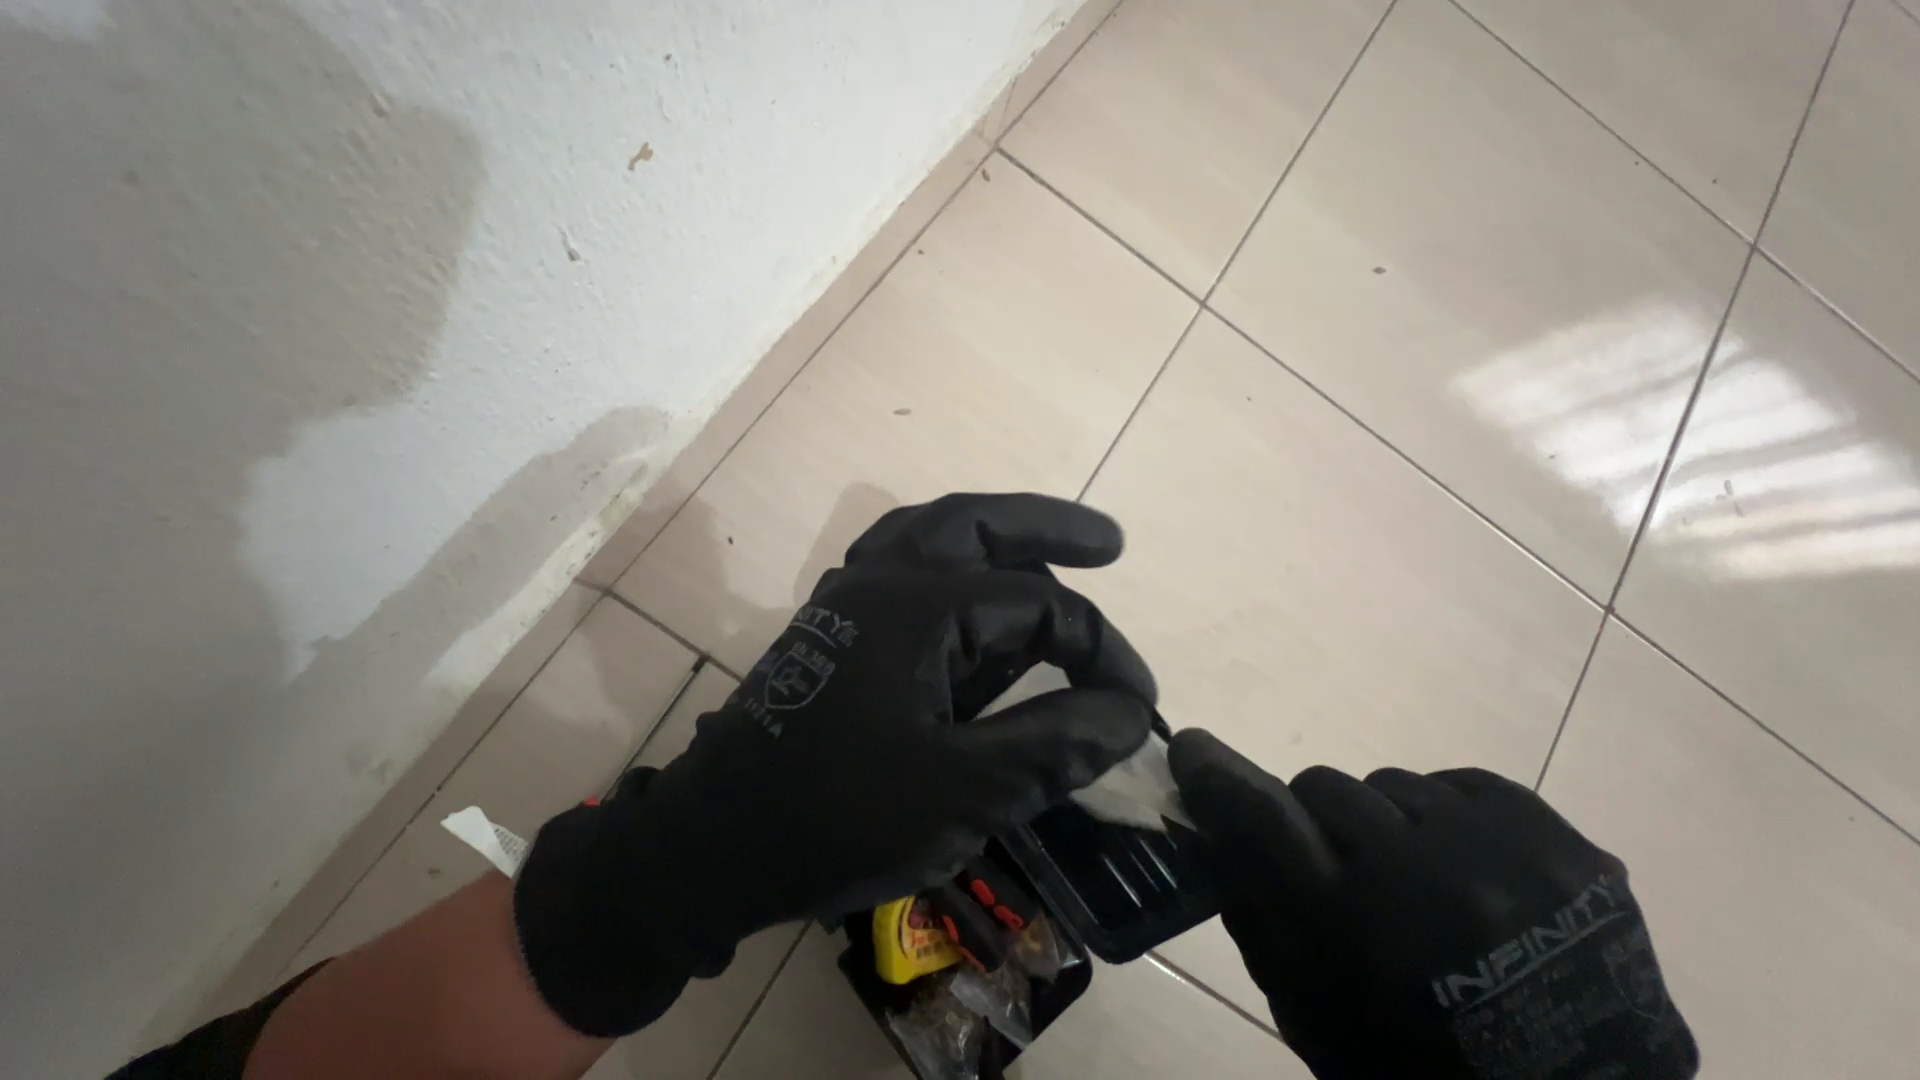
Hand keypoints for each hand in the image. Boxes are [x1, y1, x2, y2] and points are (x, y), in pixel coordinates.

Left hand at [514, 493, 1156, 1035]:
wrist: (710, 845)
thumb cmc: (834, 816)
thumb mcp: (959, 792)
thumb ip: (1050, 746)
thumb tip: (1128, 715)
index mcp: (917, 607)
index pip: (1039, 606)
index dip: (1101, 651)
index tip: (1139, 707)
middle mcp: (881, 580)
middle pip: (977, 523)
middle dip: (1049, 529)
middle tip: (1110, 546)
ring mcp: (851, 600)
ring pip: (935, 538)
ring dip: (998, 541)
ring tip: (1054, 559)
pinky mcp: (837, 629)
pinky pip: (904, 571)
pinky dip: (952, 571)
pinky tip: (978, 602)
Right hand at [1168, 730, 1698, 1079]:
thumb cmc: (1417, 1073)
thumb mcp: (1312, 1015)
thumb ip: (1259, 916)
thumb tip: (1218, 830)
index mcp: (1356, 932)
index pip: (1260, 816)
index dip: (1216, 775)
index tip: (1191, 748)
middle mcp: (1427, 877)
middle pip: (1325, 786)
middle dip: (1317, 823)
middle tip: (1339, 866)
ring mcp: (1505, 856)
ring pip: (1394, 782)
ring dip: (1387, 822)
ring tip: (1416, 878)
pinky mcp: (1569, 846)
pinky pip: (1466, 785)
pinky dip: (1449, 817)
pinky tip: (1466, 868)